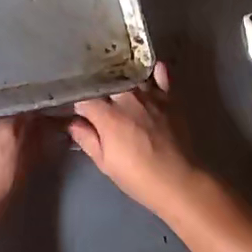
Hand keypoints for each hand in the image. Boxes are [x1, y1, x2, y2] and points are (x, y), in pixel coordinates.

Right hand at [69, 62, 205, 216]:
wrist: (179, 181)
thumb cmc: (138, 177)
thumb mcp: (105, 163)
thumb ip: (87, 139)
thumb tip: (72, 123)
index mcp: (108, 116)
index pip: (85, 99)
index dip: (79, 105)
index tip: (77, 111)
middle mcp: (128, 99)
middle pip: (107, 86)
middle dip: (100, 92)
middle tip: (97, 100)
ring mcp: (150, 96)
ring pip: (131, 79)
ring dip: (123, 83)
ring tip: (118, 85)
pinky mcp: (169, 99)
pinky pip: (161, 78)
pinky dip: (156, 74)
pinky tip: (152, 70)